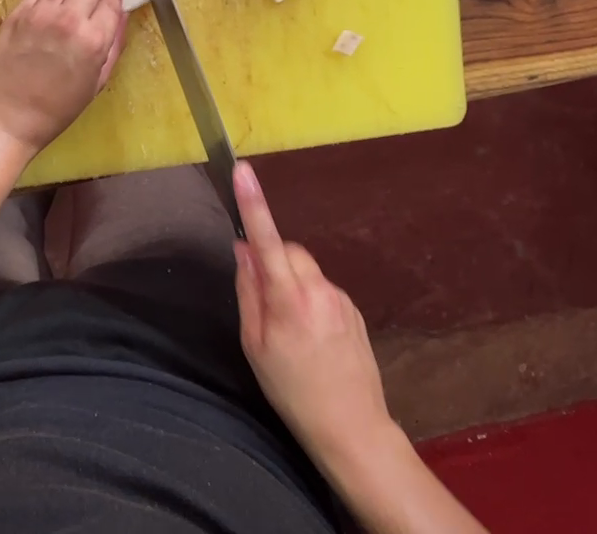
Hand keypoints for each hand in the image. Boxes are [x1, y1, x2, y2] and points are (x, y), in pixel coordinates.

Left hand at [0, 0, 127, 151]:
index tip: (111, 5)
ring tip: (68, 9)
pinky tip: (45, 20)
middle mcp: (67, 18)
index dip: (114, 0)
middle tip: (92, 3)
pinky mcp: (16, 13)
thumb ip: (114, 45)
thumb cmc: (56, 110)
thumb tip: (121, 16)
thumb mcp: (96, 82)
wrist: (6, 118)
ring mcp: (38, 12)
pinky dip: (47, 1)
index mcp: (93, 39)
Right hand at [233, 160, 392, 465]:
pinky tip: (311, 337)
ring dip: (291, 282)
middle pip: (287, 250)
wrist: (352, 427)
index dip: (252, 202)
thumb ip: (247, 291)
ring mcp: (340, 297)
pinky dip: (308, 298)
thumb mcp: (254, 345)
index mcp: (287, 300)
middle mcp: (317, 289)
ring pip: (304, 269)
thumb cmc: (291, 390)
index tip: (243, 170)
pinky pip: (321, 287)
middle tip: (263, 302)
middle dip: (272, 260)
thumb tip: (243, 249)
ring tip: (289, 329)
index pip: (265, 239)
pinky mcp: (353, 308)